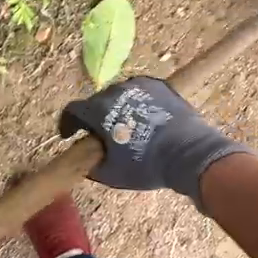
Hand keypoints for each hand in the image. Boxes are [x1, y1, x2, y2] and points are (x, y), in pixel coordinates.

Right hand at [57, 77, 250, 201]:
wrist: (189, 152)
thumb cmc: (146, 164)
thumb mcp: (112, 173)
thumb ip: (92, 165)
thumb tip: (87, 160)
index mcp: (98, 109)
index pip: (72, 110)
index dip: (68, 124)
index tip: (70, 135)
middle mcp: (115, 91)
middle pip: (97, 102)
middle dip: (95, 117)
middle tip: (102, 134)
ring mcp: (139, 85)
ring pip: (120, 95)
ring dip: (118, 109)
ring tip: (127, 126)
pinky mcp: (160, 85)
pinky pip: (141, 92)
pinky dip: (138, 103)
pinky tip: (145, 118)